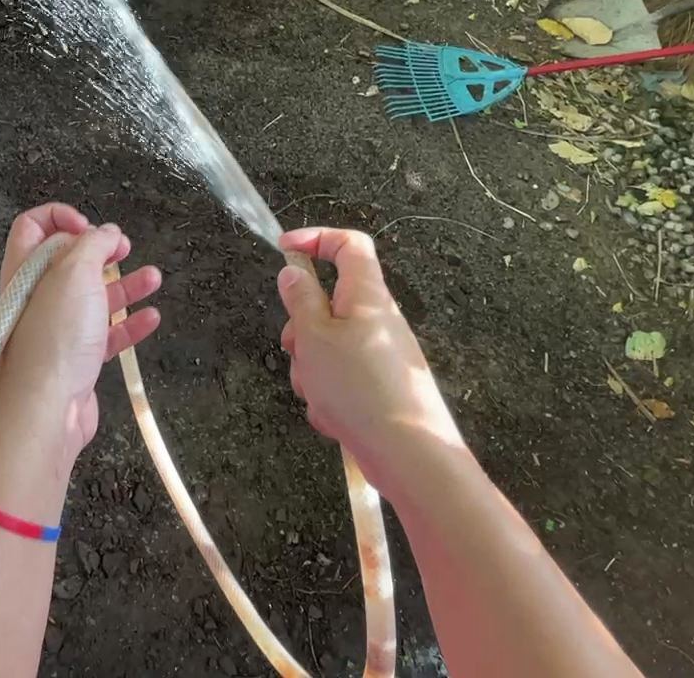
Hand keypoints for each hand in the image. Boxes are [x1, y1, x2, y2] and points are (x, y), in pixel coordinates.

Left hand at [0, 204, 161, 461]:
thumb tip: (106, 232)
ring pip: (93, 297)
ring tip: (153, 278)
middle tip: (123, 248)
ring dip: (124, 285)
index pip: (31, 226)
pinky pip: (106, 334)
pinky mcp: (77, 359)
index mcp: (25, 269)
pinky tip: (151, 318)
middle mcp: (37, 295)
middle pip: (68, 261)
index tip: (89, 226)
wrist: (47, 407)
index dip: (59, 216)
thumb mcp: (75, 272)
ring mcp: (57, 328)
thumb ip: (92, 245)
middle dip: (99, 250)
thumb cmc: (56, 332)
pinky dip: (129, 324)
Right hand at [276, 227, 461, 487]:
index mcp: (366, 295)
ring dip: (311, 366)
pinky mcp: (379, 387)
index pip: (348, 244)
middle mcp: (377, 320)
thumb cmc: (359, 387)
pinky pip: (340, 377)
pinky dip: (328, 393)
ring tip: (318, 391)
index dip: (316, 238)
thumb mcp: (315, 337)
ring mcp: (380, 355)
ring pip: (329, 345)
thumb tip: (293, 271)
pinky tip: (333, 415)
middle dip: (301, 326)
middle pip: (329, 302)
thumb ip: (300, 299)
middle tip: (293, 346)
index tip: (284, 249)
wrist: (410, 455)